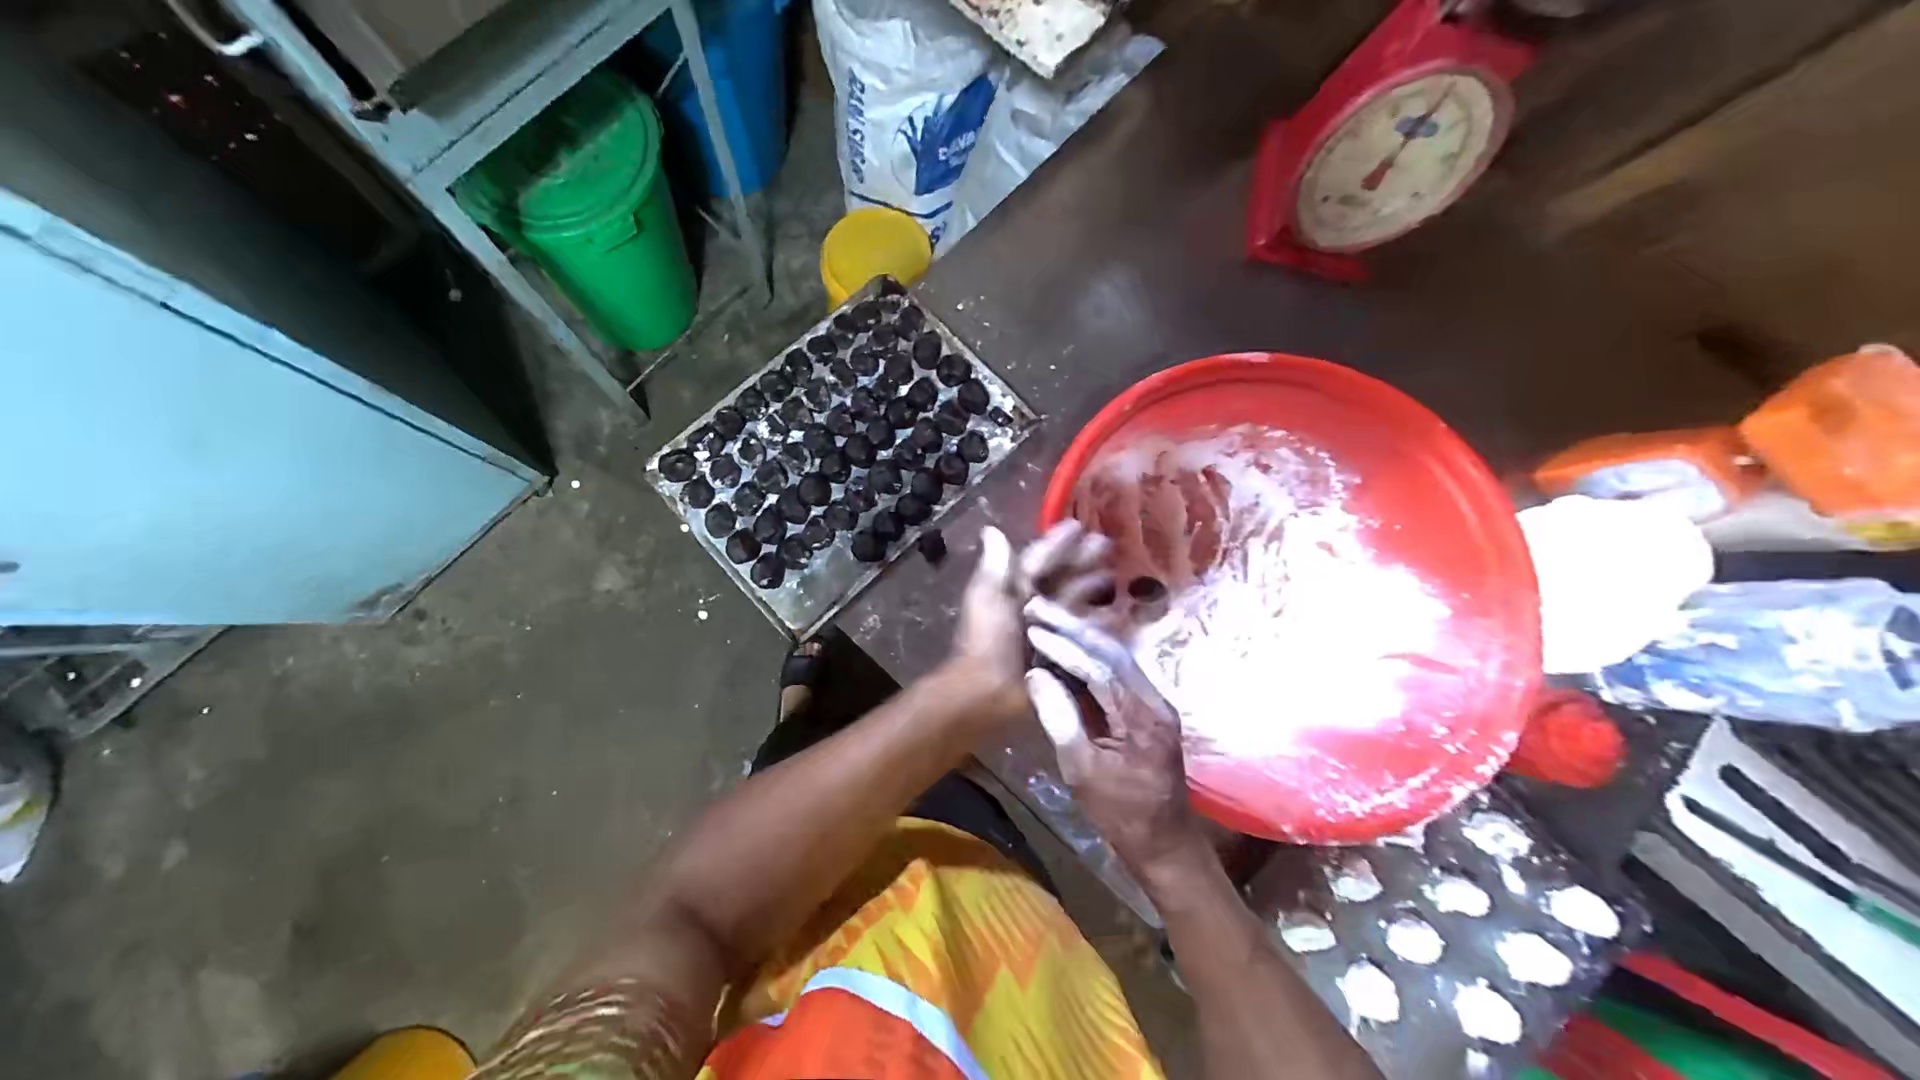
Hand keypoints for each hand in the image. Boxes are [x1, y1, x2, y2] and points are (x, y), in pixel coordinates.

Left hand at [948, 522, 1116, 727]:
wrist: (988, 693)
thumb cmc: (987, 642)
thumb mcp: (988, 599)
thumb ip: (996, 568)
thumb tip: (993, 530)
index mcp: (1011, 591)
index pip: (1038, 561)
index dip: (1057, 544)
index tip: (1078, 526)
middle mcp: (1030, 607)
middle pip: (1060, 579)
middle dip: (1082, 561)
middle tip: (1108, 544)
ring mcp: (1046, 630)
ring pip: (1073, 602)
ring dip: (1092, 587)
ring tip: (1117, 574)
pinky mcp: (1059, 653)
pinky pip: (1082, 632)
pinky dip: (1098, 621)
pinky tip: (1117, 614)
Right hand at [1025, 597, 1203, 875]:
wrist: (1165, 842)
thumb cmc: (1120, 814)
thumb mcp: (1081, 770)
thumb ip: (1059, 718)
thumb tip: (1035, 675)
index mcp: (1142, 717)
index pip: (1099, 668)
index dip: (1063, 646)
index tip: (1033, 629)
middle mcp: (1154, 700)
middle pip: (1111, 651)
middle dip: (1072, 628)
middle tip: (1037, 607)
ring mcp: (1155, 703)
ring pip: (1116, 657)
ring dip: (1081, 638)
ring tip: (1046, 620)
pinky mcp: (1148, 709)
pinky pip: (1117, 672)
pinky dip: (1089, 657)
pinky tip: (1066, 648)